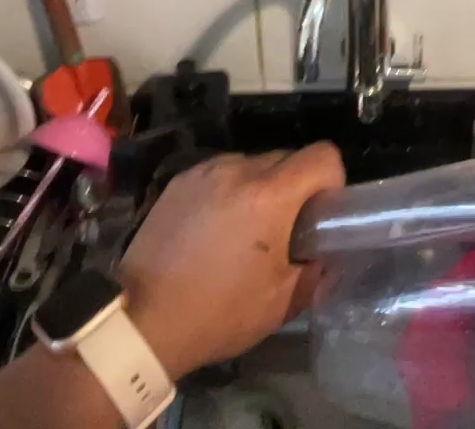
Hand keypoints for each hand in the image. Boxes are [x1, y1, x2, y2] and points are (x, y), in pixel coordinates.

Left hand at [118, 143, 343, 376]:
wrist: (143, 320)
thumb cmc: (219, 312)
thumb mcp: (282, 301)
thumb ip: (316, 268)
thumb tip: (327, 251)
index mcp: (270, 195)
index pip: (323, 156)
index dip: (331, 181)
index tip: (321, 214)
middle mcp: (240, 169)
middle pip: (288, 159)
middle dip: (295, 189)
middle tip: (283, 231)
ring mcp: (206, 170)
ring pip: (253, 164)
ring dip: (260, 189)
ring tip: (243, 231)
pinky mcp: (181, 179)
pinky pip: (221, 173)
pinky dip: (228, 192)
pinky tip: (212, 229)